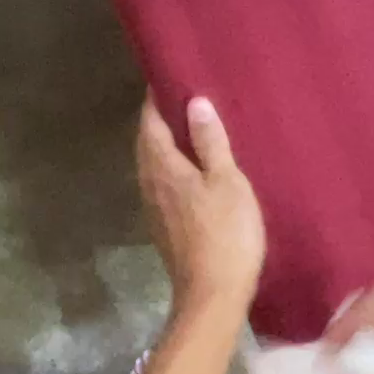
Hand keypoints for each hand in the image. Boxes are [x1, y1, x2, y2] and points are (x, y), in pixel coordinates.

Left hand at [137, 94, 265, 320]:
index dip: (156, 98)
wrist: (212, 295)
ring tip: (190, 130)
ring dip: (166, 145)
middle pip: (147, 142)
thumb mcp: (226, 181)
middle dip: (160, 119)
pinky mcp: (164, 228)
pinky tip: (193, 171)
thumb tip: (194, 102)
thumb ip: (210, 142)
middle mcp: (149, 184)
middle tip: (184, 98)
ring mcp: (154, 209)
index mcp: (162, 167)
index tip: (170, 77)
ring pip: (153, 165)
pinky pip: (163, 186)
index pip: (149, 122)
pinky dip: (173, 169)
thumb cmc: (225, 234)